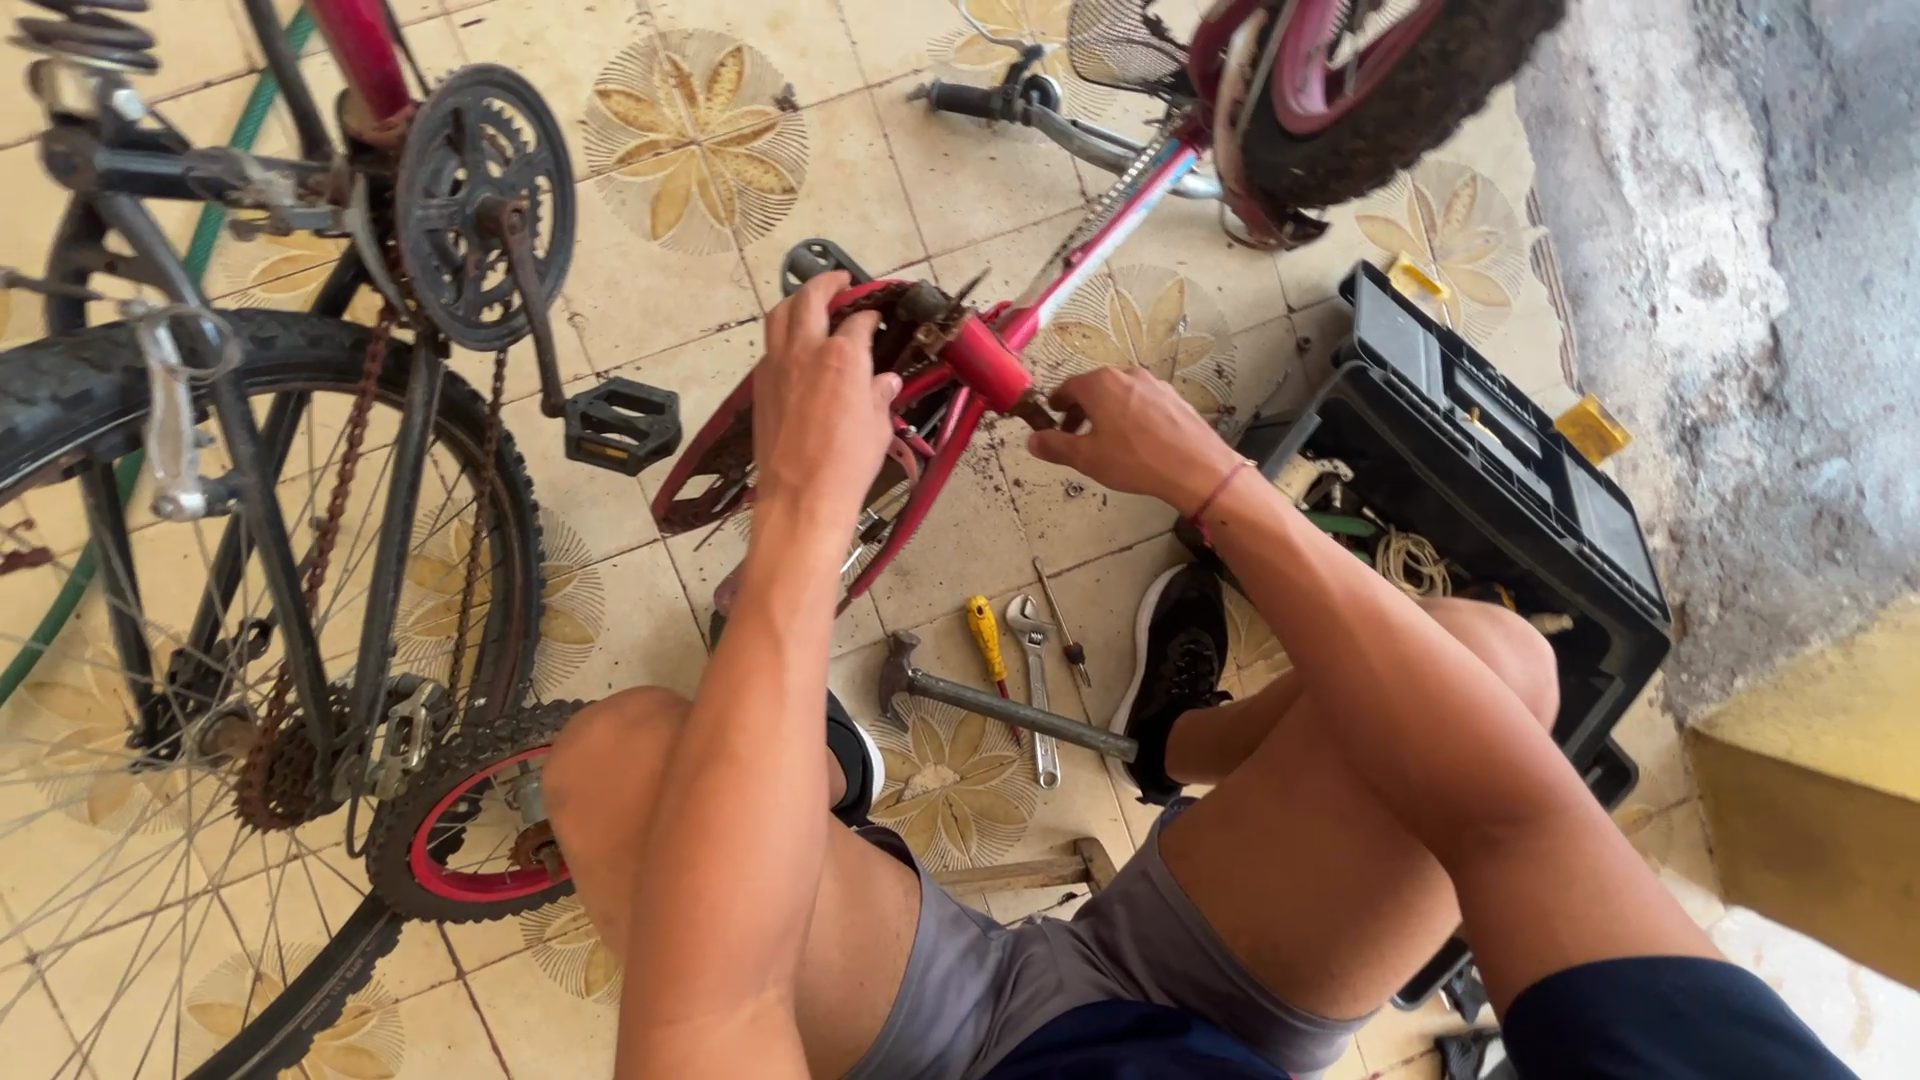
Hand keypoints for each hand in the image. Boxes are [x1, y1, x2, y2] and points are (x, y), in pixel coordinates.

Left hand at [752, 272, 901, 522]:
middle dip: (827, 283)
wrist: (802, 495)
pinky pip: (769, 346)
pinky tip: (794, 347)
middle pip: (811, 299)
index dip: (870, 317)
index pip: (858, 321)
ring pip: (779, 314)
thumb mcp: (878, 427)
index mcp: (843, 357)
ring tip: (810, 301)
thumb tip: (885, 381)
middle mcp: (806, 350)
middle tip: (840, 280)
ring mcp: (777, 365)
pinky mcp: (760, 385)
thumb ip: (880, 395)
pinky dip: (782, 335)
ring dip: (796, 301)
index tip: (876, 320)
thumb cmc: (848, 464)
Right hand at [1027, 366, 1244, 515]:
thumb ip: (1055, 446)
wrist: (1195, 467)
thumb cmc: (1134, 460)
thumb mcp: (1086, 458)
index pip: (1068, 388)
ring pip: (1119, 395)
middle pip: (1094, 389)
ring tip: (1105, 440)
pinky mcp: (1174, 397)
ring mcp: (1154, 384)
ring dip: (1106, 412)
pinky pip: (1142, 403)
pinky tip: (1135, 441)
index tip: (1052, 418)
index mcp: (1100, 384)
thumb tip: (1032, 440)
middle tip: (1074, 434)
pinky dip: (1130, 416)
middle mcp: (1126, 375)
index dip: (1056, 404)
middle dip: (1081, 410)